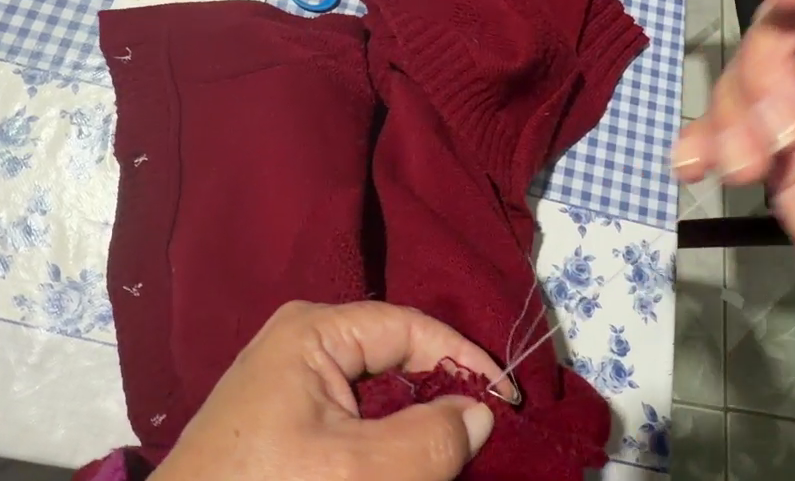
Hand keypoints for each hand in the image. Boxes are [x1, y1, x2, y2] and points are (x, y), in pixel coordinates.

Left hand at [151, 300, 504, 480]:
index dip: (464, 359)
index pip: (410, 328)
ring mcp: (290, 376)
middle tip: (487, 431)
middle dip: (441, 391)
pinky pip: (351, 414)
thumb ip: (429, 441)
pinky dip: (385, 437)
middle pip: (393, 355)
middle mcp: (303, 338)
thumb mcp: (356, 471)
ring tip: (453, 451)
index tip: (510, 401)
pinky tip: (404, 462)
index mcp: (315, 329)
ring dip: (415, 420)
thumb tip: (480, 412)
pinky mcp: (284, 416)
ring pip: (375, 388)